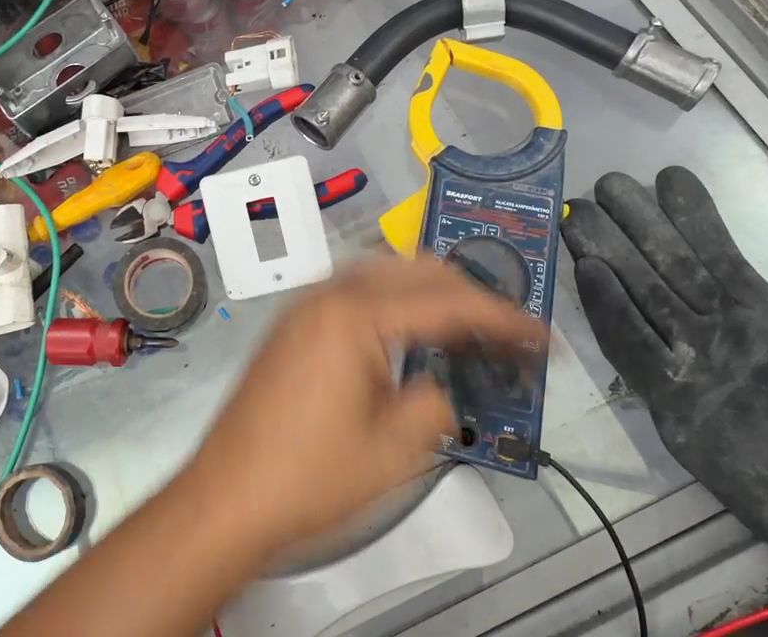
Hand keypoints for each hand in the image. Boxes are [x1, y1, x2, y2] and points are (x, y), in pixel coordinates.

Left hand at [176, 256, 541, 556]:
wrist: (226, 496)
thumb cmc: (308, 477)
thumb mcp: (394, 452)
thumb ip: (434, 406)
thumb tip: (437, 389)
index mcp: (355, 316)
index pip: (446, 303)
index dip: (502, 319)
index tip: (541, 336)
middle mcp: (325, 296)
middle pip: (411, 270)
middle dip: (465, 293)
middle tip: (505, 330)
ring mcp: (302, 308)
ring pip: (378, 273)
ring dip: (426, 290)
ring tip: (465, 325)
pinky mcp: (290, 327)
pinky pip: (350, 291)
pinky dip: (389, 299)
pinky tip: (405, 331)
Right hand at [561, 167, 767, 628]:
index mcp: (762, 319)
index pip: (717, 254)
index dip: (693, 216)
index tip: (667, 176)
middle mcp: (716, 332)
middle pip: (665, 266)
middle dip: (634, 223)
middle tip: (603, 183)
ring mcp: (689, 363)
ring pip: (640, 295)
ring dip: (608, 253)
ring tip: (577, 213)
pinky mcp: (671, 401)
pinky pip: (633, 348)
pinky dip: (609, 312)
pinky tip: (586, 272)